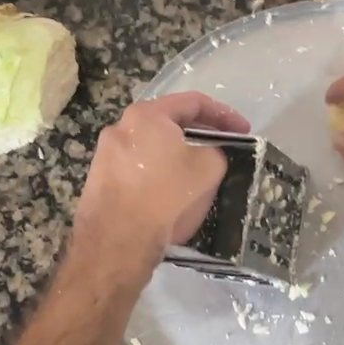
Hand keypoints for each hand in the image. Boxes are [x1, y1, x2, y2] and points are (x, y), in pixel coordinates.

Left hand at [74, 92, 249, 266]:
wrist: (117, 242)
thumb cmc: (167, 195)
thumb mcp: (210, 166)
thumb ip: (215, 150)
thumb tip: (207, 155)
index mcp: (146, 115)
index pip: (193, 102)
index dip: (225, 115)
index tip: (243, 131)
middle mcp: (121, 128)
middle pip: (169, 123)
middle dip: (200, 134)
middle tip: (223, 148)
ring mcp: (106, 155)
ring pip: (153, 147)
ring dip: (179, 155)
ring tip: (199, 173)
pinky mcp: (100, 181)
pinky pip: (139, 169)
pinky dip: (160, 174)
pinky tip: (173, 193)